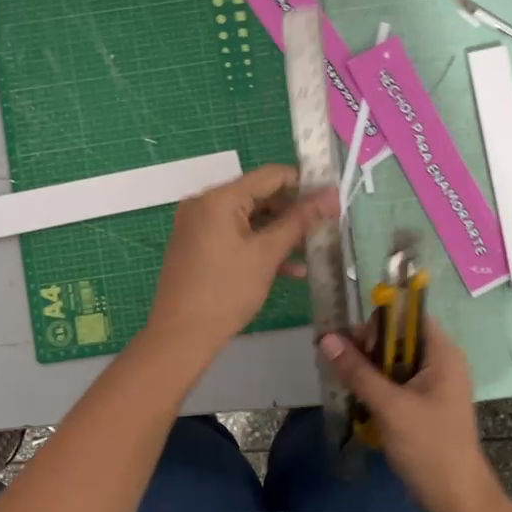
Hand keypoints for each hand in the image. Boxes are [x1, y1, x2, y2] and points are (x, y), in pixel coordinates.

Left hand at [145, 164, 337, 359]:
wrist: (180, 336)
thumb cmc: (226, 292)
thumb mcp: (267, 255)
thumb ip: (299, 221)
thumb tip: (331, 195)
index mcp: (219, 197)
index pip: (270, 175)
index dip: (304, 184)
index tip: (331, 199)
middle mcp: (204, 203)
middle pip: (258, 195)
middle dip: (292, 211)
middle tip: (325, 226)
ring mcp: (197, 225)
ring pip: (248, 218)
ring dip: (279, 232)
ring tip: (312, 249)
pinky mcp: (197, 245)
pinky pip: (234, 235)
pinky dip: (258, 246)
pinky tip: (290, 268)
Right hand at [319, 317, 500, 511]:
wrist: (458, 501)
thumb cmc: (429, 447)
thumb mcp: (389, 406)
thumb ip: (357, 371)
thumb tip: (326, 339)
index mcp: (442, 353)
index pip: (407, 316)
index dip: (378, 322)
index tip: (353, 344)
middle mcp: (440, 362)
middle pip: (397, 338)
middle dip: (367, 348)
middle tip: (341, 366)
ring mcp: (433, 385)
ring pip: (393, 362)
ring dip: (367, 369)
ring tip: (343, 383)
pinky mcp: (424, 405)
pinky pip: (395, 383)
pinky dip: (376, 387)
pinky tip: (357, 400)